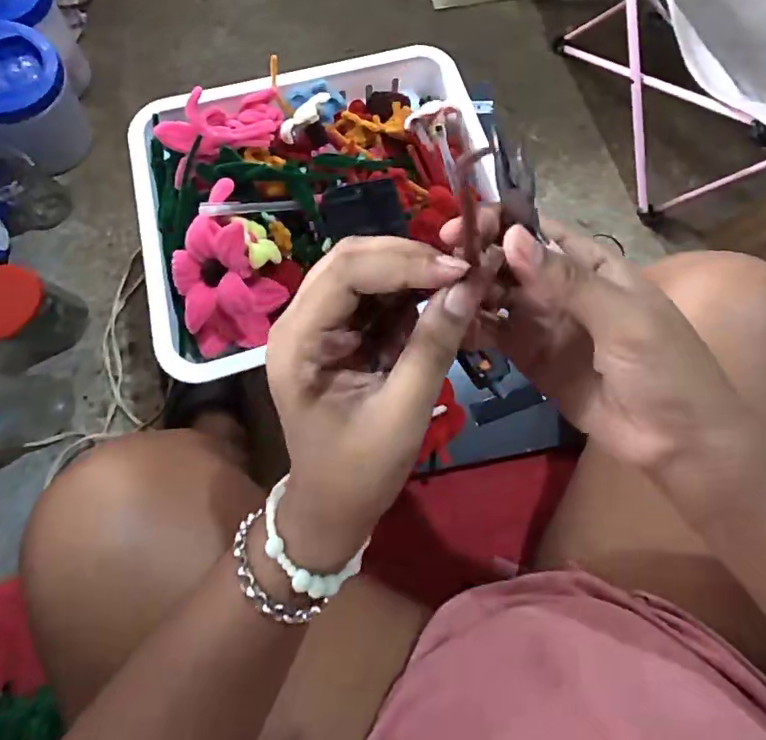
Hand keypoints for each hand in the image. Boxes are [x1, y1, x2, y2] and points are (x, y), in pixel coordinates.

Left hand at [263, 236, 493, 571]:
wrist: (332, 508)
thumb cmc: (359, 471)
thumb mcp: (402, 412)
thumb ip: (432, 346)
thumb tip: (467, 287)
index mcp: (298, 341)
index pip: (346, 273)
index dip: (404, 262)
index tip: (459, 270)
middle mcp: (300, 320)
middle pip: (351, 259)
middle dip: (408, 257)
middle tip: (461, 269)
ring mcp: (319, 322)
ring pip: (364, 268)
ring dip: (411, 269)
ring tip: (456, 280)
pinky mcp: (340, 330)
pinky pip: (375, 293)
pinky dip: (410, 289)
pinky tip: (439, 296)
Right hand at [444, 214, 764, 507]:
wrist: (680, 443)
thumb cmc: (665, 366)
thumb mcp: (622, 317)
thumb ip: (566, 280)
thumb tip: (511, 237)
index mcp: (593, 264)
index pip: (540, 230)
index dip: (503, 222)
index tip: (464, 224)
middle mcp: (563, 288)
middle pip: (512, 261)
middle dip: (478, 256)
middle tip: (441, 262)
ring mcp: (546, 324)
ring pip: (499, 296)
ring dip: (471, 290)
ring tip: (440, 292)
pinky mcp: (532, 359)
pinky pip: (497, 335)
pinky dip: (474, 327)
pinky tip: (450, 323)